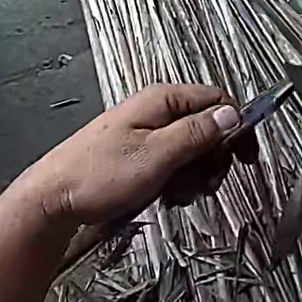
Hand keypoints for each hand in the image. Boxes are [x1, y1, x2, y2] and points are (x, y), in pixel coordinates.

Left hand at [16, 84, 256, 230]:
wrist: (55, 200)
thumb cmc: (98, 175)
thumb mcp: (156, 155)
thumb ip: (196, 134)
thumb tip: (232, 115)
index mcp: (163, 100)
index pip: (218, 102)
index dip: (236, 129)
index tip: (246, 158)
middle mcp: (158, 112)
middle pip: (209, 129)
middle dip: (212, 160)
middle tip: (200, 183)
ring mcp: (151, 135)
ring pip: (195, 151)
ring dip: (194, 177)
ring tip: (175, 193)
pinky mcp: (144, 156)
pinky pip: (176, 165)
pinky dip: (178, 183)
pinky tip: (165, 196)